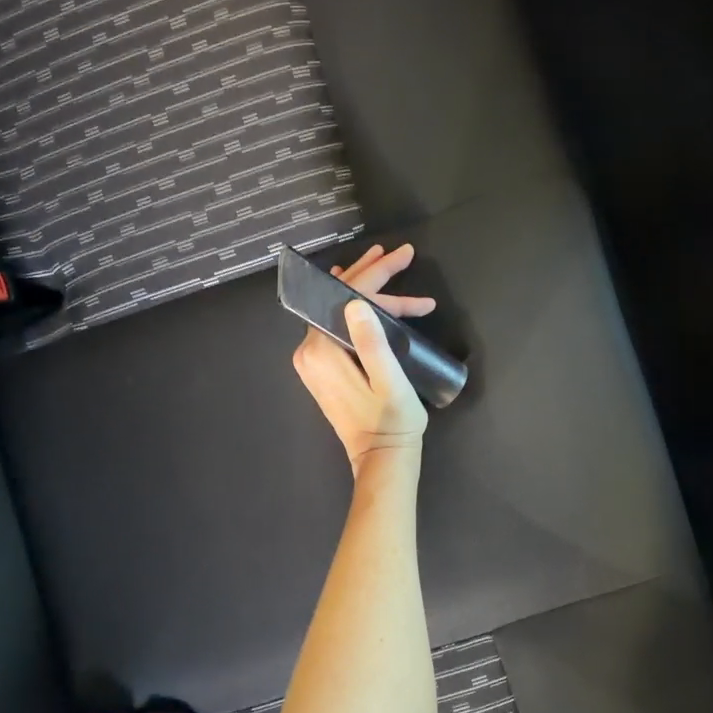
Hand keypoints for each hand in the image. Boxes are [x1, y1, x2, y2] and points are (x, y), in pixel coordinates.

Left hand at [291, 243, 434, 472]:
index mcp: (323, 351)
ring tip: (383, 265)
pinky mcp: (321, 368)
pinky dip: (352, 309)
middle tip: (401, 254)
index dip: (378, 273)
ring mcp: (312, 361)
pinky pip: (333, 326)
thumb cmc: (393, 422)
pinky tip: (357, 295)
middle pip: (337, 300)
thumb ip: (373, 342)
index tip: (404, 254)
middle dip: (372, 275)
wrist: (382, 457)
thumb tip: (356, 302)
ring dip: (363, 290)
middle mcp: (309, 351)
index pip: (346, 297)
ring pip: (336, 311)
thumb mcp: (390, 381)